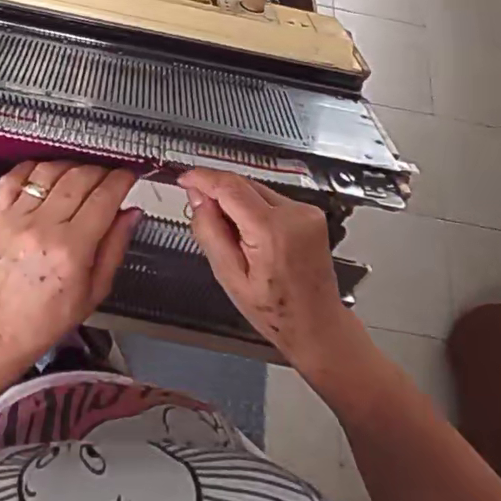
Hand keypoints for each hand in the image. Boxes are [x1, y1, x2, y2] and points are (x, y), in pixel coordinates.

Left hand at [0, 161, 142, 372]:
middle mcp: (43, 228)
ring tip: (83, 176)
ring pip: (50, 170)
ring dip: (72, 166)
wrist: (3, 328)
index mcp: (72, 249)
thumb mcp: (97, 289)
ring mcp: (19, 219)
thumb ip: (116, 245)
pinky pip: (15, 176)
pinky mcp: (1, 216)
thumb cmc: (49, 316)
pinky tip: (49, 174)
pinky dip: (34, 168)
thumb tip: (131, 213)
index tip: (129, 177)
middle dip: (102, 171)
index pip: (104, 197)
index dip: (122, 180)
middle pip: (80, 177)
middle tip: (111, 178)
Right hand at [178, 168, 353, 361]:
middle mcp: (294, 214)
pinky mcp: (310, 214)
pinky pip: (271, 200)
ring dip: (236, 201)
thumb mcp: (229, 276)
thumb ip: (209, 231)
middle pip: (244, 184)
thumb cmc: (275, 310)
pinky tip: (251, 235)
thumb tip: (197, 198)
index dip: (203, 178)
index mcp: (272, 231)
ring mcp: (306, 212)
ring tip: (231, 236)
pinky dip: (254, 208)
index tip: (185, 178)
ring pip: (257, 190)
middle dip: (218, 192)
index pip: (230, 187)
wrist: (315, 322)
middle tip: (199, 209)